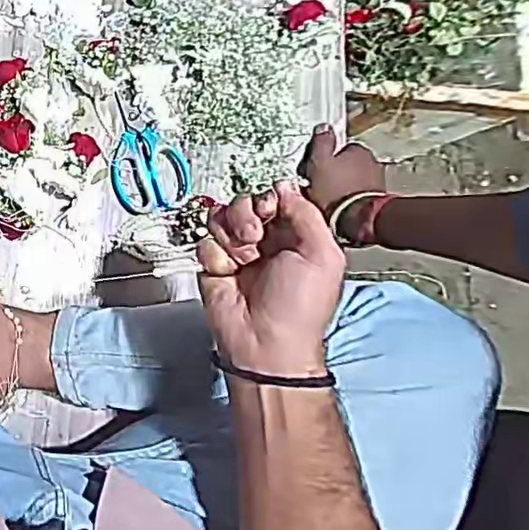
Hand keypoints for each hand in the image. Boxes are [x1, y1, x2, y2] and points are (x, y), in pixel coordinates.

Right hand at [198, 181, 347, 376]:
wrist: (264, 343)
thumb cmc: (299, 309)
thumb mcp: (323, 256)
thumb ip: (307, 214)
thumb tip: (285, 186)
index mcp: (295, 236)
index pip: (275, 198)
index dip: (268, 197)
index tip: (269, 206)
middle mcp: (265, 241)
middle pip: (245, 203)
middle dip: (246, 214)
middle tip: (254, 236)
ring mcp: (238, 253)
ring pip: (222, 218)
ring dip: (230, 233)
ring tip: (242, 256)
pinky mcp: (214, 265)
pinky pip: (205, 242)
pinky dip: (215, 254)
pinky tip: (227, 271)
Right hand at [298, 126, 385, 222]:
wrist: (357, 219)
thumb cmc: (337, 189)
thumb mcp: (319, 162)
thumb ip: (321, 143)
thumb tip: (323, 127)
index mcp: (358, 150)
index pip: (338, 148)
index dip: (322, 157)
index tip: (312, 167)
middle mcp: (371, 163)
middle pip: (345, 164)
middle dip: (332, 173)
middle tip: (315, 184)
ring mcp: (376, 182)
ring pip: (350, 180)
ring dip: (339, 187)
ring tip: (323, 199)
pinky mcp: (375, 200)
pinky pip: (355, 195)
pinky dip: (346, 199)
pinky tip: (335, 208)